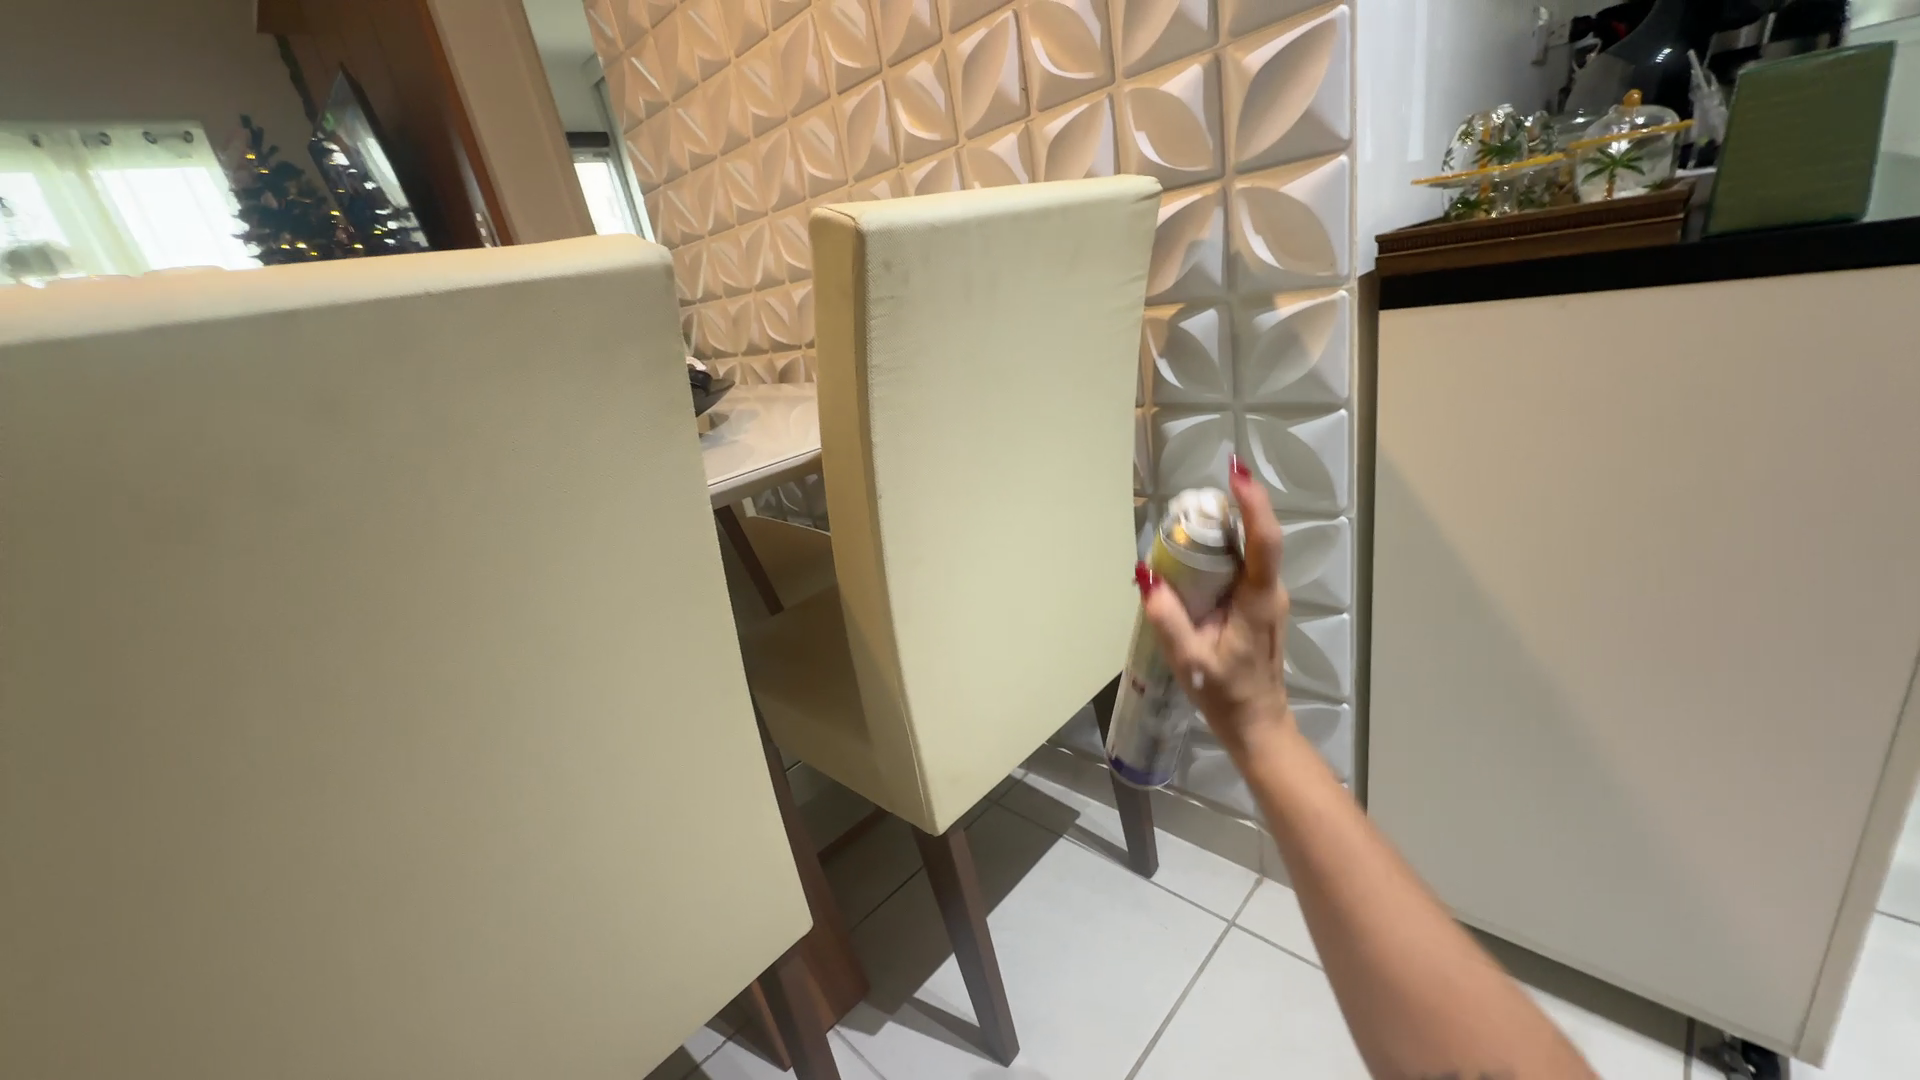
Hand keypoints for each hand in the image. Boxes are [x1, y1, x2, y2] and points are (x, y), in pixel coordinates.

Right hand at [1139, 458, 1295, 758]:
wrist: (1258, 724)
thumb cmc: (1227, 696)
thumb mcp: (1190, 661)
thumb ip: (1167, 618)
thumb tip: (1146, 576)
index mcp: (1258, 601)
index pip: (1264, 541)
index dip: (1253, 503)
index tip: (1236, 472)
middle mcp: (1269, 591)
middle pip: (1254, 536)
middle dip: (1227, 509)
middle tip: (1189, 499)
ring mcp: (1265, 597)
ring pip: (1245, 550)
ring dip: (1219, 530)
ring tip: (1183, 522)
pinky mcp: (1256, 603)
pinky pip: (1238, 565)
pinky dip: (1216, 552)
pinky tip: (1190, 556)